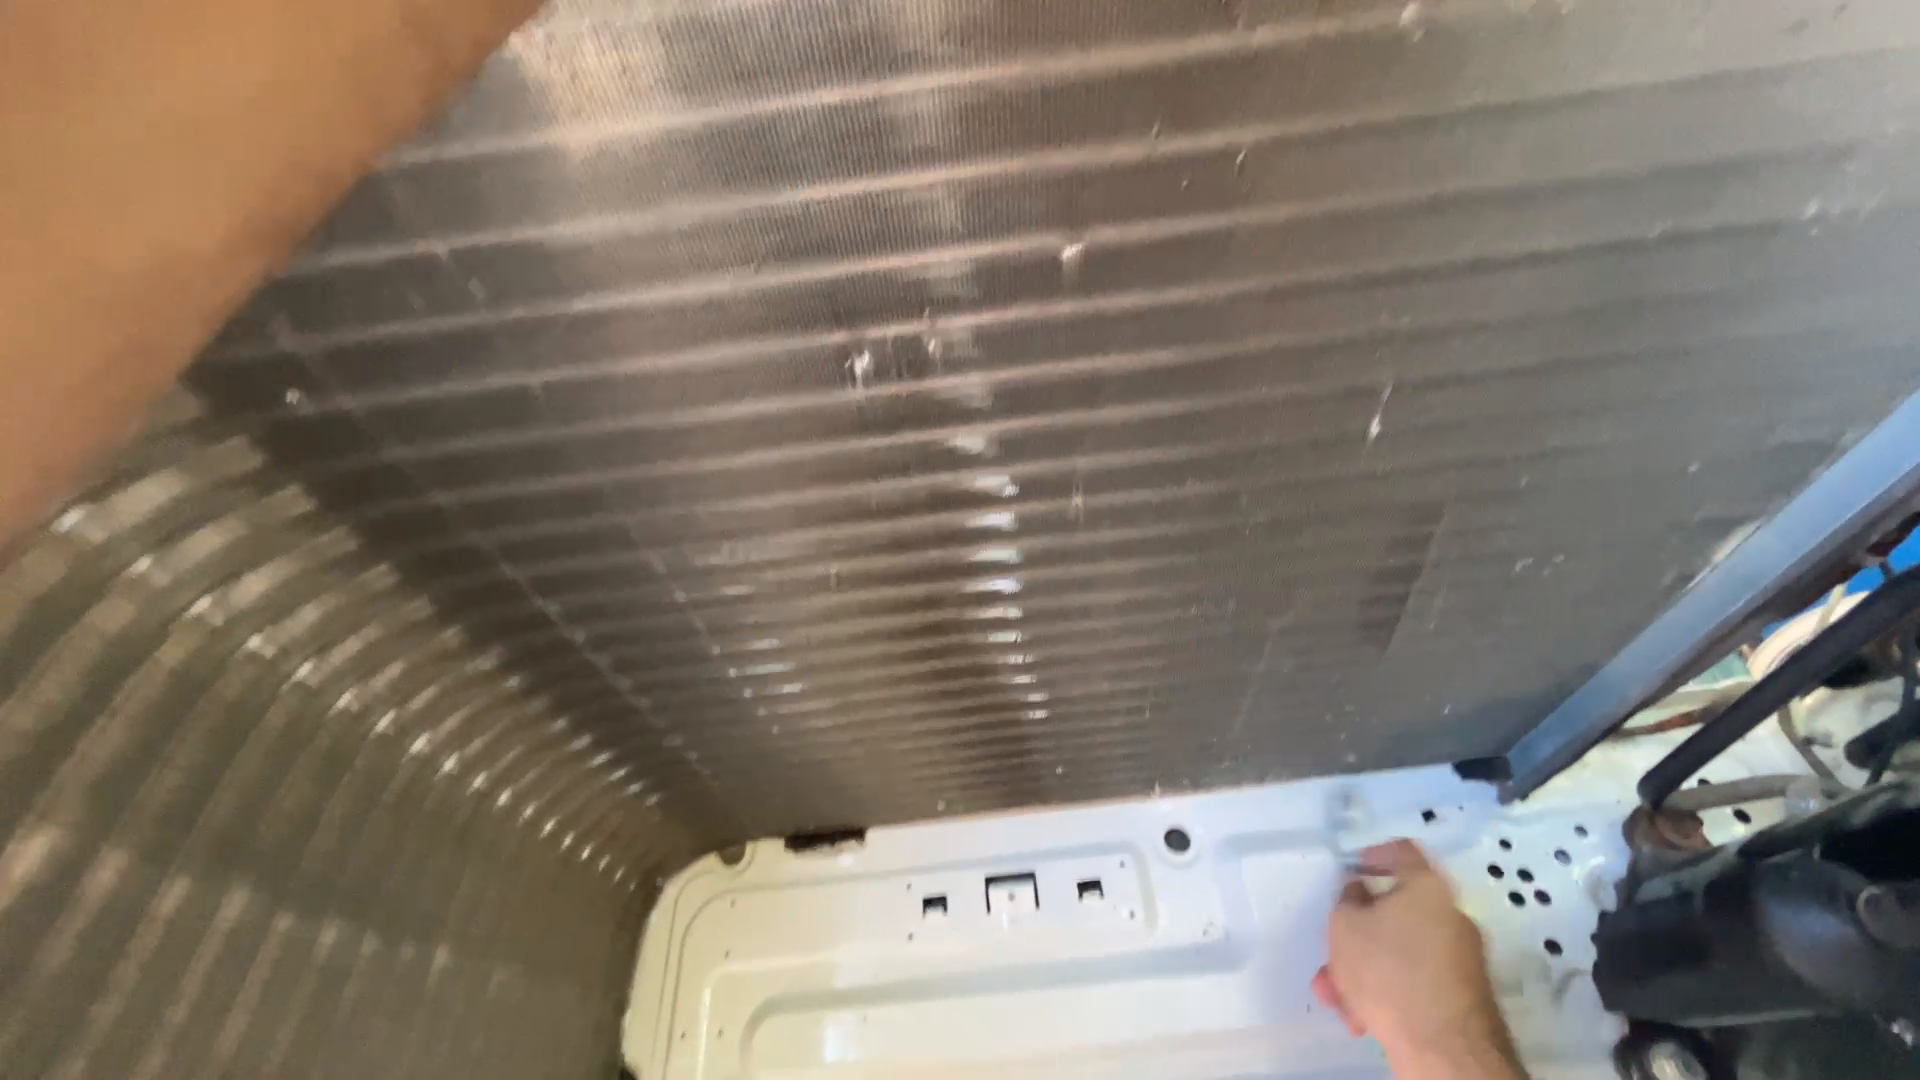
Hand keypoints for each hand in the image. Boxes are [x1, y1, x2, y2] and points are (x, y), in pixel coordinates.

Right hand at [1311, 840, 1524, 1079]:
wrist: (1444, 1048)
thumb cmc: (1388, 969)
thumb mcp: (1345, 924)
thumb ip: (1347, 899)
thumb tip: (1360, 891)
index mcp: (1428, 887)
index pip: (1402, 851)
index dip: (1373, 853)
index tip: (1352, 867)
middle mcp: (1452, 916)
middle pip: (1397, 910)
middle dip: (1357, 931)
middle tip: (1332, 948)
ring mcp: (1462, 959)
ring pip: (1400, 950)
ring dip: (1364, 966)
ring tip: (1334, 993)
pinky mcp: (1463, 997)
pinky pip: (1415, 979)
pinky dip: (1388, 989)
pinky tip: (1359, 1014)